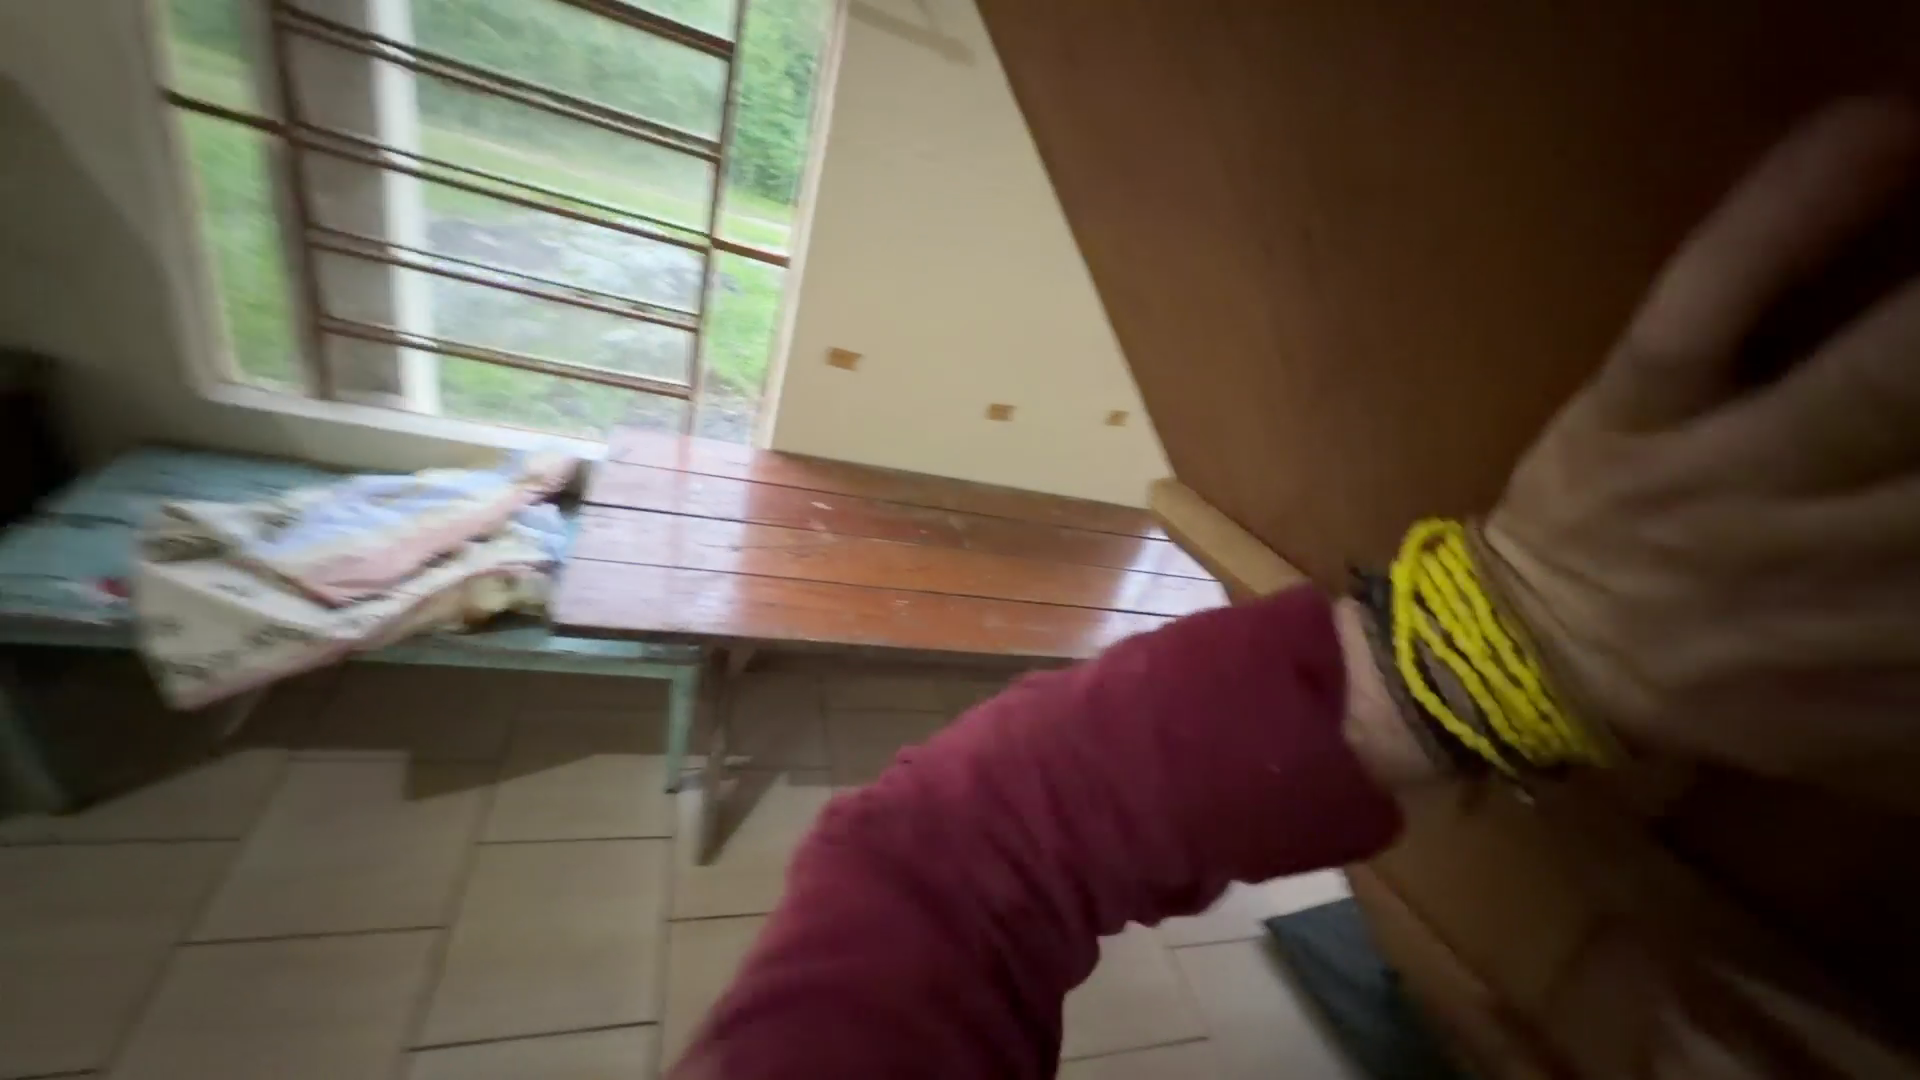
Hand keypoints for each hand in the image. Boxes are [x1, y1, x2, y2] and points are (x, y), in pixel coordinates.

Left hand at [1481, 99, 1919, 806]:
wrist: (1531, 655)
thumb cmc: (1716, 675)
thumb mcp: (1882, 715)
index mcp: (1913, 632)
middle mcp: (1832, 547)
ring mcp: (1713, 472)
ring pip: (1894, 366)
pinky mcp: (1619, 419)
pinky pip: (1699, 311)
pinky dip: (1786, 217)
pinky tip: (1876, 130)